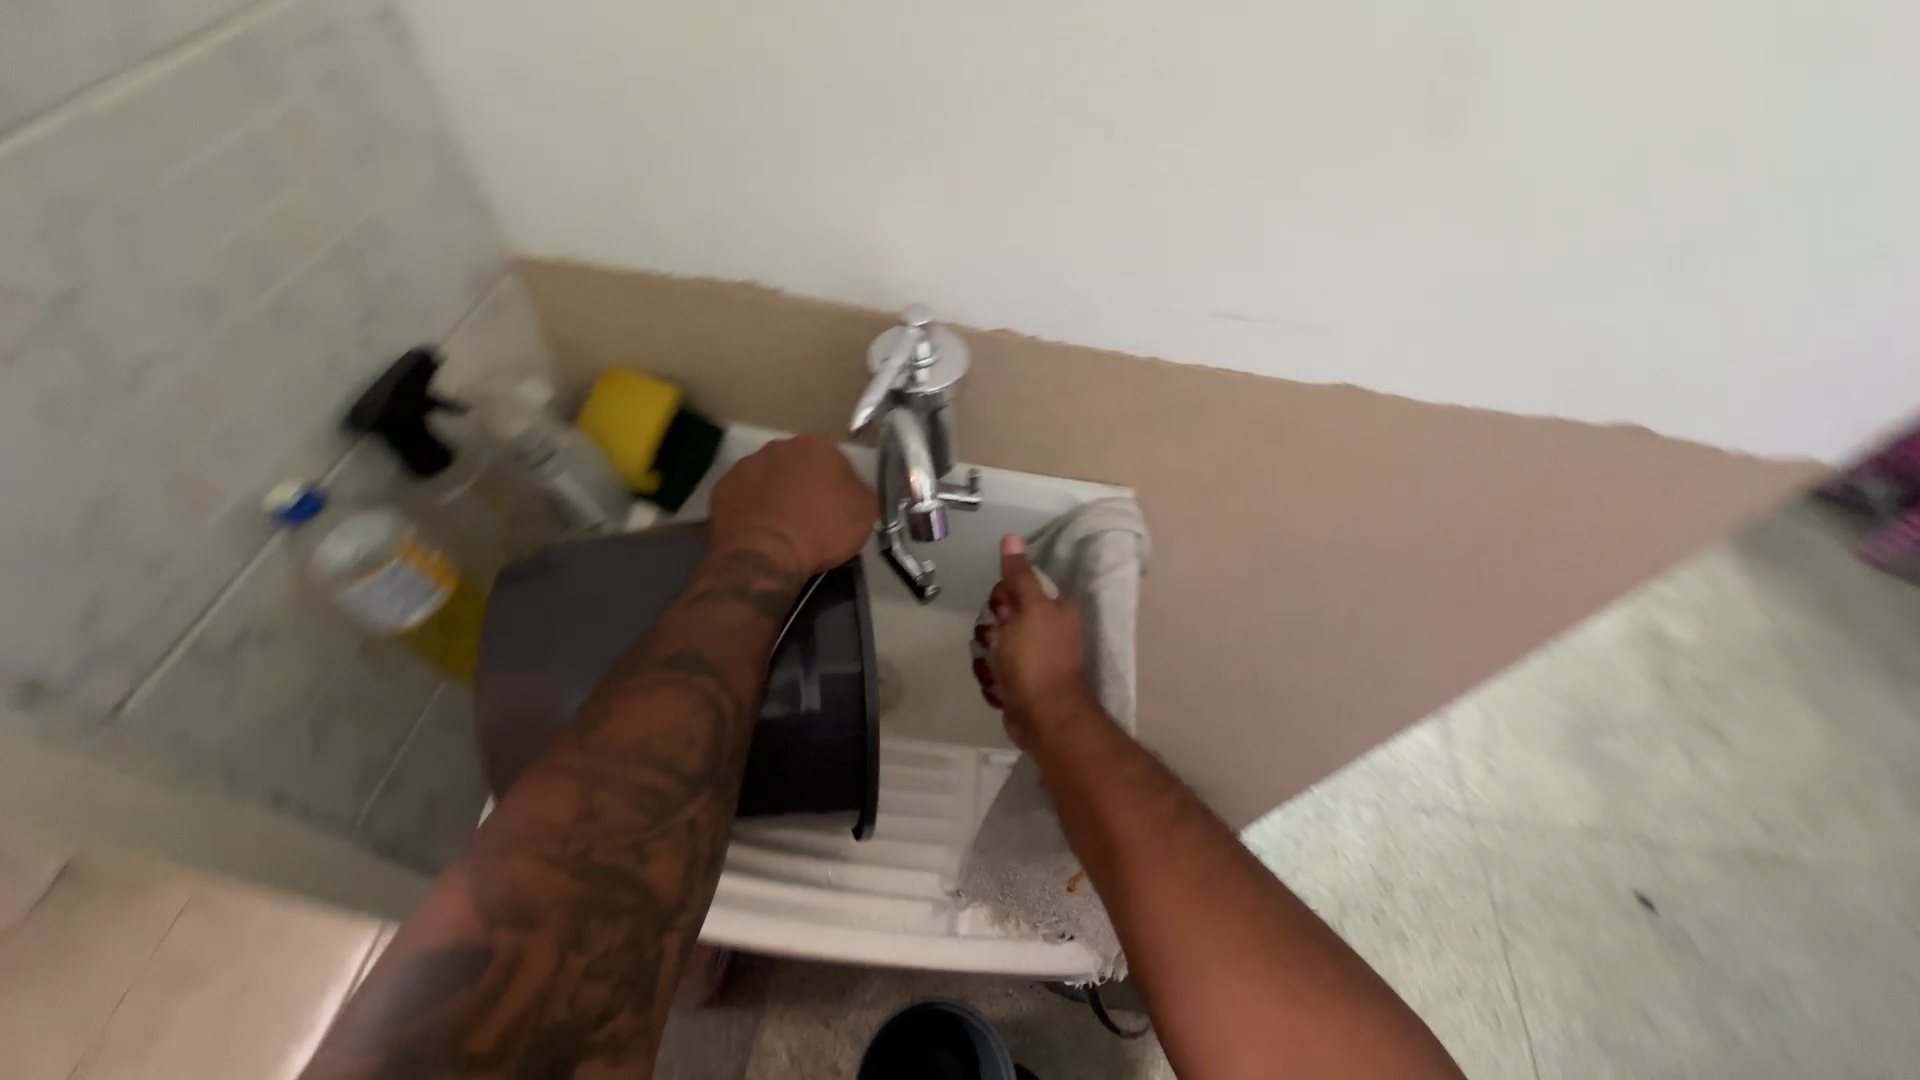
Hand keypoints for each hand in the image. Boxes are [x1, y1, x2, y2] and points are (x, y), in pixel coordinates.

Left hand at [709, 434, 875, 575]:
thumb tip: (856, 490)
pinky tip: (759, 531)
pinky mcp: (722, 488)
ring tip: (782, 526)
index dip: (838, 485)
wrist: (766, 554)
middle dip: (804, 484)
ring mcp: (745, 465)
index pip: (834, 459)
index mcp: (816, 445)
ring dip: (775, 494)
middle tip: (811, 516)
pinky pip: (743, 496)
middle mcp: (778, 446)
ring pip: (768, 478)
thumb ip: (863, 492)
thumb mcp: (865, 513)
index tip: (839, 508)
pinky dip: (751, 509)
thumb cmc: (822, 529)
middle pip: (798, 465)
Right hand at [974, 534, 1092, 747]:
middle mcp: (1047, 632)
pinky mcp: (1020, 684)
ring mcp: (1033, 661)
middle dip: (992, 631)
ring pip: (994, 647)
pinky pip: (994, 673)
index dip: (1004, 598)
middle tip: (998, 643)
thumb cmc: (1038, 658)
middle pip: (1002, 618)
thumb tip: (1011, 537)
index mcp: (1055, 610)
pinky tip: (998, 688)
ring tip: (997, 670)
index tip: (1003, 612)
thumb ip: (1018, 574)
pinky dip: (992, 680)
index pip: (1018, 589)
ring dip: (988, 658)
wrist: (1043, 717)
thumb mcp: (1029, 609)